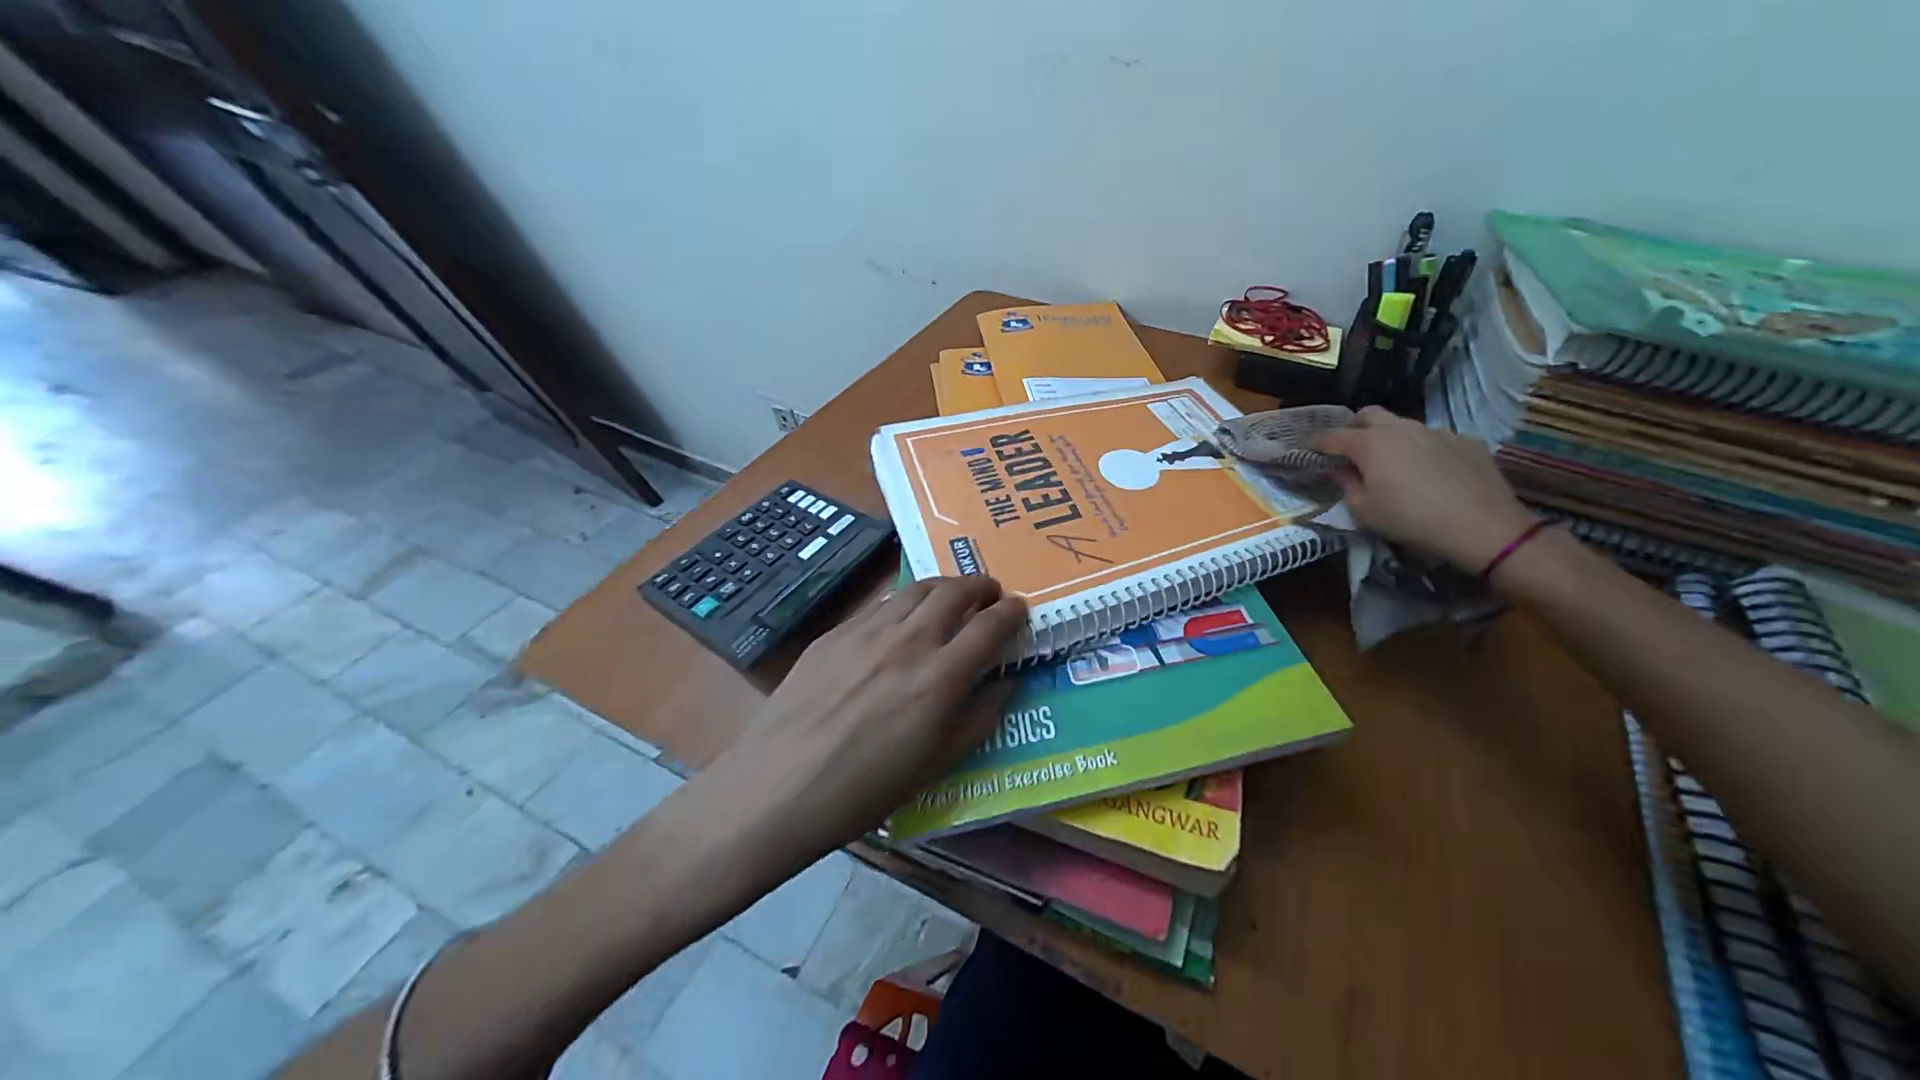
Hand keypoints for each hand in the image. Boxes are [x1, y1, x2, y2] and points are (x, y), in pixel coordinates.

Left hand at [712, 576, 1026, 851]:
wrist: (781, 785)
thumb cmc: (866, 789)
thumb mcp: (937, 764)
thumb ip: (980, 717)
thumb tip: (1007, 682)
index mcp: (940, 678)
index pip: (990, 626)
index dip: (1012, 612)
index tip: (1020, 609)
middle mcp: (907, 641)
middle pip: (954, 591)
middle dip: (981, 586)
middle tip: (990, 595)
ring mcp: (867, 631)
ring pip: (916, 588)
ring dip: (944, 586)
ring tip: (951, 596)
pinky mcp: (834, 633)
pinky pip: (880, 604)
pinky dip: (904, 602)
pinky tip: (901, 617)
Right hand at [1312, 406, 1537, 570]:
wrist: (1480, 524)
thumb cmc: (1409, 519)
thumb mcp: (1364, 510)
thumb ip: (1345, 485)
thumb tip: (1337, 470)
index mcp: (1370, 444)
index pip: (1332, 436)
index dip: (1316, 443)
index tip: (1308, 451)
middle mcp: (1400, 428)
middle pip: (1368, 414)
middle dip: (1353, 428)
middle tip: (1349, 450)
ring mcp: (1435, 431)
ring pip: (1402, 425)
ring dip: (1389, 438)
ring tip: (1392, 464)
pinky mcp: (1464, 440)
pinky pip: (1432, 439)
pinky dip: (1421, 450)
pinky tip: (1428, 473)